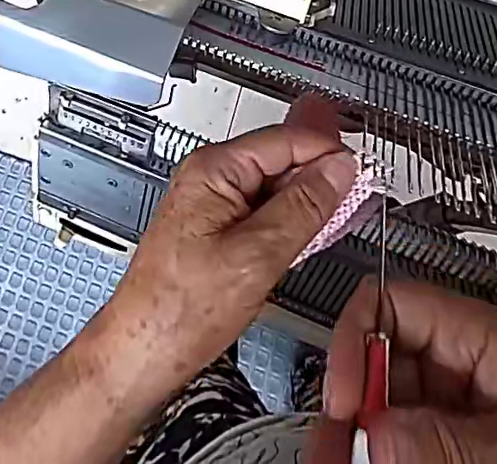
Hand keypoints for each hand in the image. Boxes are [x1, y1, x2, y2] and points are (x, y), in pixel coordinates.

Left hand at [93, 94, 358, 396]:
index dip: (326, 152)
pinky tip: (301, 236)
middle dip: (316, 176)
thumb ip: (304, 207)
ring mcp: (209, 199)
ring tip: (330, 221)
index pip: (285, 139)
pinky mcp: (212, 223)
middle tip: (351, 198)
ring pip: (272, 184)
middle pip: (279, 157)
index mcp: (215, 168)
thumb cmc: (178, 310)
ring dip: (303, 199)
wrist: (138, 356)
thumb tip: (337, 171)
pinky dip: (285, 218)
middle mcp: (209, 174)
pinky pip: (259, 206)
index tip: (358, 170)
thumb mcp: (258, 256)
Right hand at [315, 279, 496, 463]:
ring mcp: (460, 409)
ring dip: (362, 438)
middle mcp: (462, 366)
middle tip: (331, 452)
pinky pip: (410, 441)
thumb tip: (377, 430)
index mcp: (478, 338)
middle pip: (380, 362)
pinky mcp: (462, 444)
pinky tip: (379, 461)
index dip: (355, 339)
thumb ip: (450, 443)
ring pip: (389, 408)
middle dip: (349, 405)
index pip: (393, 303)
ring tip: (345, 461)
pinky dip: (387, 453)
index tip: (341, 396)